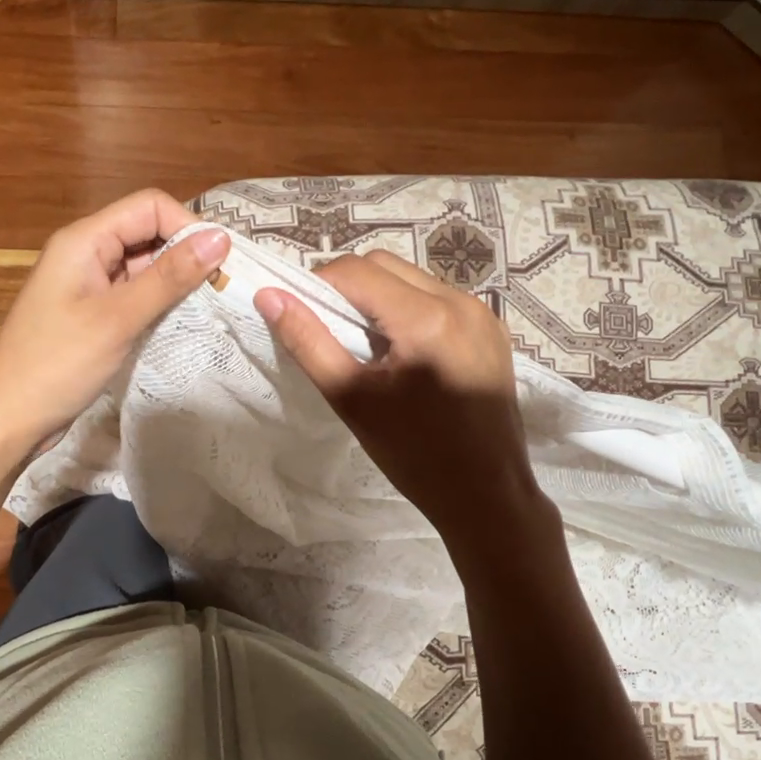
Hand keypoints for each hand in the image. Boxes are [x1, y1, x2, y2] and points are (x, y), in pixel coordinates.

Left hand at [0, 189, 229, 451]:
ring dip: (173, 283)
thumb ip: (169, 277)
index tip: (219, 265)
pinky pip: (130, 295)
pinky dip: (155, 305)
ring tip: (205, 310)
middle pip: (146, 233)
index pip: (149, 207)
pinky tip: (176, 326)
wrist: (7, 418)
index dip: (187, 227)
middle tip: (219, 291)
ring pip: (141, 267)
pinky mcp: (88, 314)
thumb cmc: (58, 364)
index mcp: (84, 240)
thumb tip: (220, 238)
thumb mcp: (119, 318)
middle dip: (184, 255)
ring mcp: (84, 285)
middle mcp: (84, 253)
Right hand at [253, 251, 534, 525]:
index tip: (301, 318)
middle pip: (384, 265)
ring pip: (410, 278)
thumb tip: (269, 297)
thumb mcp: (351, 399)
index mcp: (425, 318)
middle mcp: (459, 301)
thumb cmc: (412, 454)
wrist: (486, 494)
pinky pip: (437, 299)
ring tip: (367, 348)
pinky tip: (402, 355)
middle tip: (330, 333)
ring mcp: (482, 313)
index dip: (317, 286)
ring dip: (377, 299)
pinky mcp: (491, 329)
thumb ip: (307, 341)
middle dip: (347, 288)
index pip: (355, 271)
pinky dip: (407, 312)